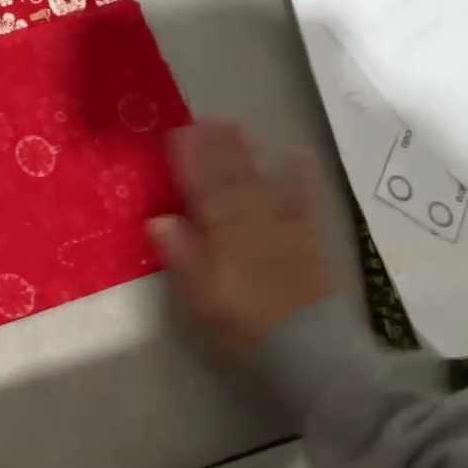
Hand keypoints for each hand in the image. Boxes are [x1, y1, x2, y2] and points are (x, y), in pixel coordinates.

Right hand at [149, 121, 334, 360]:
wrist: (309, 349)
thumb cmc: (246, 324)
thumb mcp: (203, 297)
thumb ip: (183, 257)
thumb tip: (157, 220)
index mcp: (221, 236)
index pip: (200, 190)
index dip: (189, 160)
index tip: (177, 132)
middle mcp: (250, 223)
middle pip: (229, 180)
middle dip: (215, 148)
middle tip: (204, 117)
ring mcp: (281, 228)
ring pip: (259, 183)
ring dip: (247, 153)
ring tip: (235, 125)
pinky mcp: (306, 239)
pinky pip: (302, 202)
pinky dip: (300, 177)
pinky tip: (299, 154)